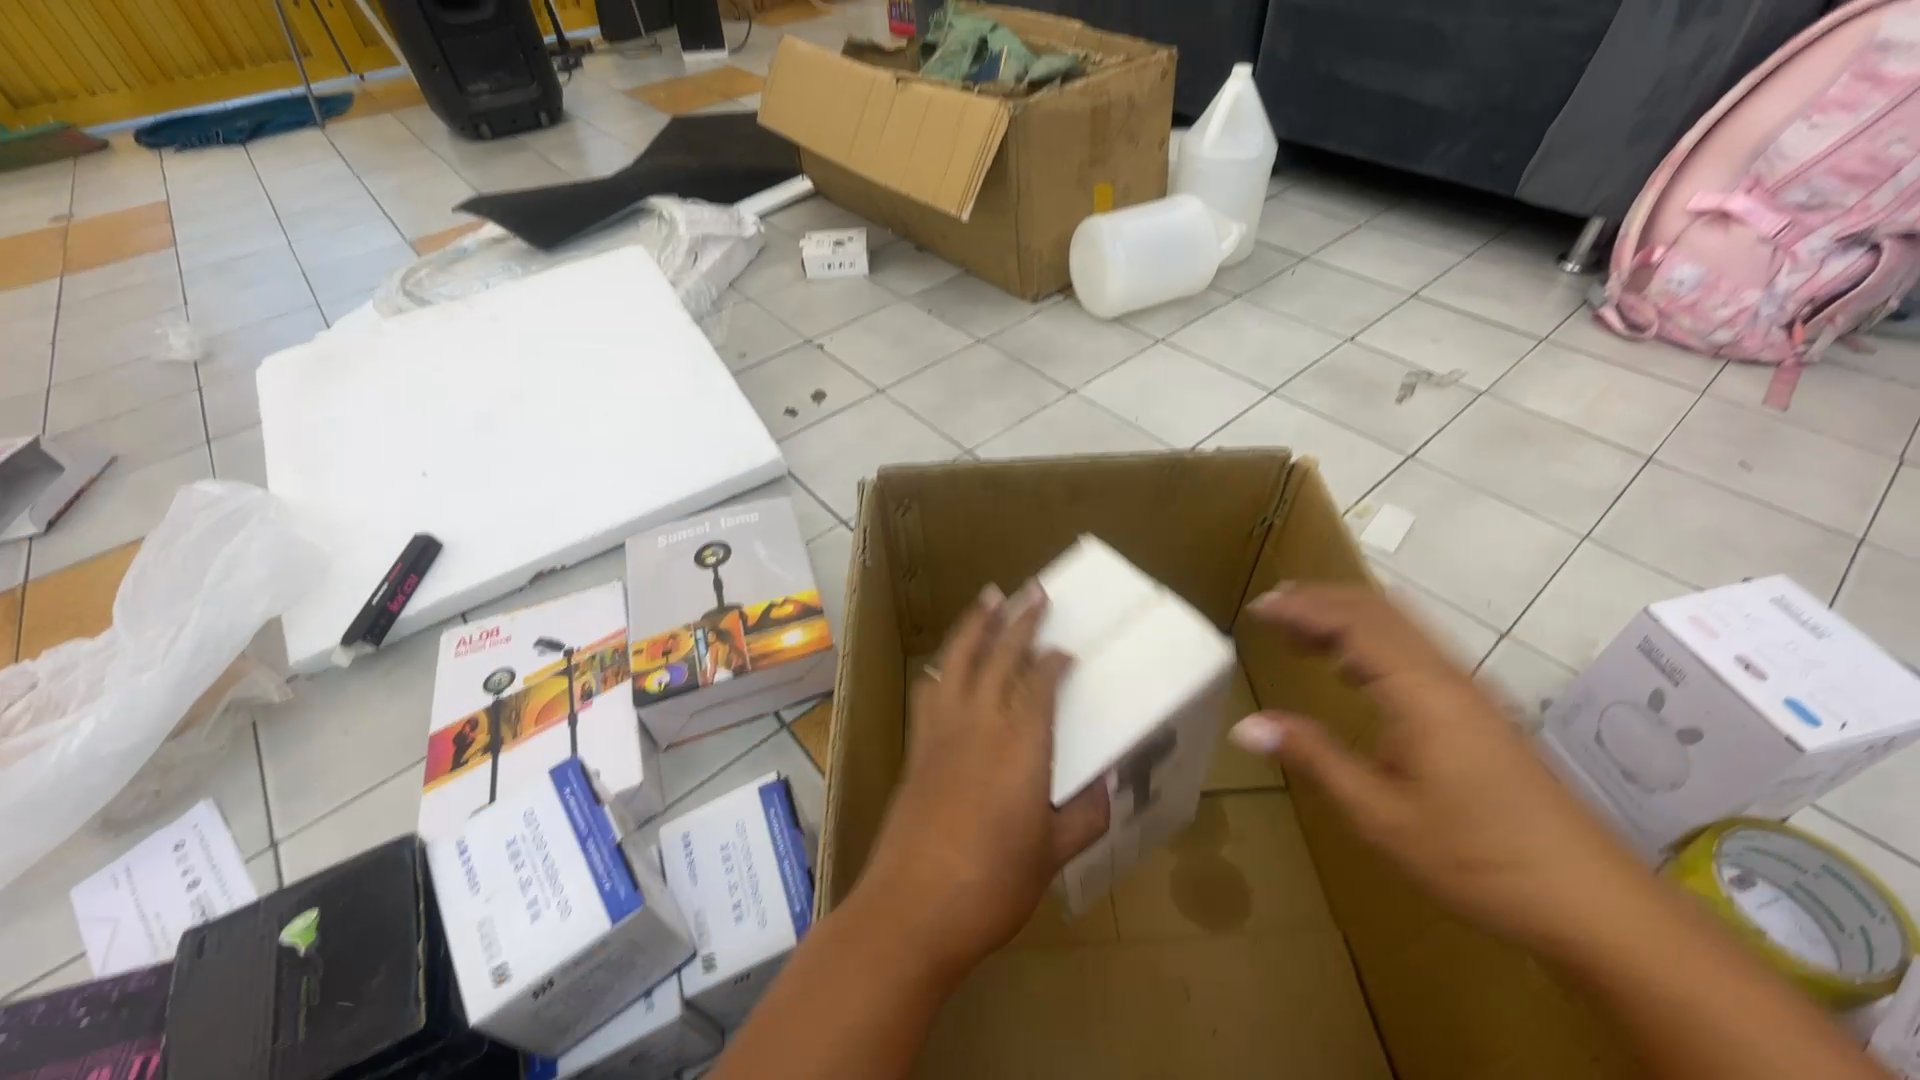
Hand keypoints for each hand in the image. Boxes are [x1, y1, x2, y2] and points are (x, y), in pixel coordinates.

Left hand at [853, 583, 1110, 980]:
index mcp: (1021, 745)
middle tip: (1035, 593)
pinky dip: (943, 667)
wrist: (911, 911)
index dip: (1056, 661)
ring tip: (990, 598)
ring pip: (957, 661)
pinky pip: (930, 691)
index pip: (1041, 683)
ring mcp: (940, 733)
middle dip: (1020, 621)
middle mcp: (979, 724)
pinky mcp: (915, 750)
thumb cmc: (992, 886)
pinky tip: (945, 664)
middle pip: (999, 657)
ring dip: (975, 626)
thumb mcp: (1054, 855)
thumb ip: (1086, 815)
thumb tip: (1108, 785)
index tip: (1069, 651)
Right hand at [1232, 585, 1655, 958]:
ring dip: (1350, 619)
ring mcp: (1471, 694)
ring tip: (1301, 631)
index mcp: (1421, 693)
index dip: (1302, 608)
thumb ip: (1315, 759)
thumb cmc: (1478, 859)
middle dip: (1323, 601)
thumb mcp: (1381, 815)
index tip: (1258, 607)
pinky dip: (1374, 643)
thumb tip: (1247, 725)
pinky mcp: (1481, 714)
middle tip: (1272, 608)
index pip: (1354, 623)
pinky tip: (1354, 672)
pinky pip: (1418, 654)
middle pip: (1381, 612)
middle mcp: (1448, 678)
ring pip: (1403, 629)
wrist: (1591, 899)